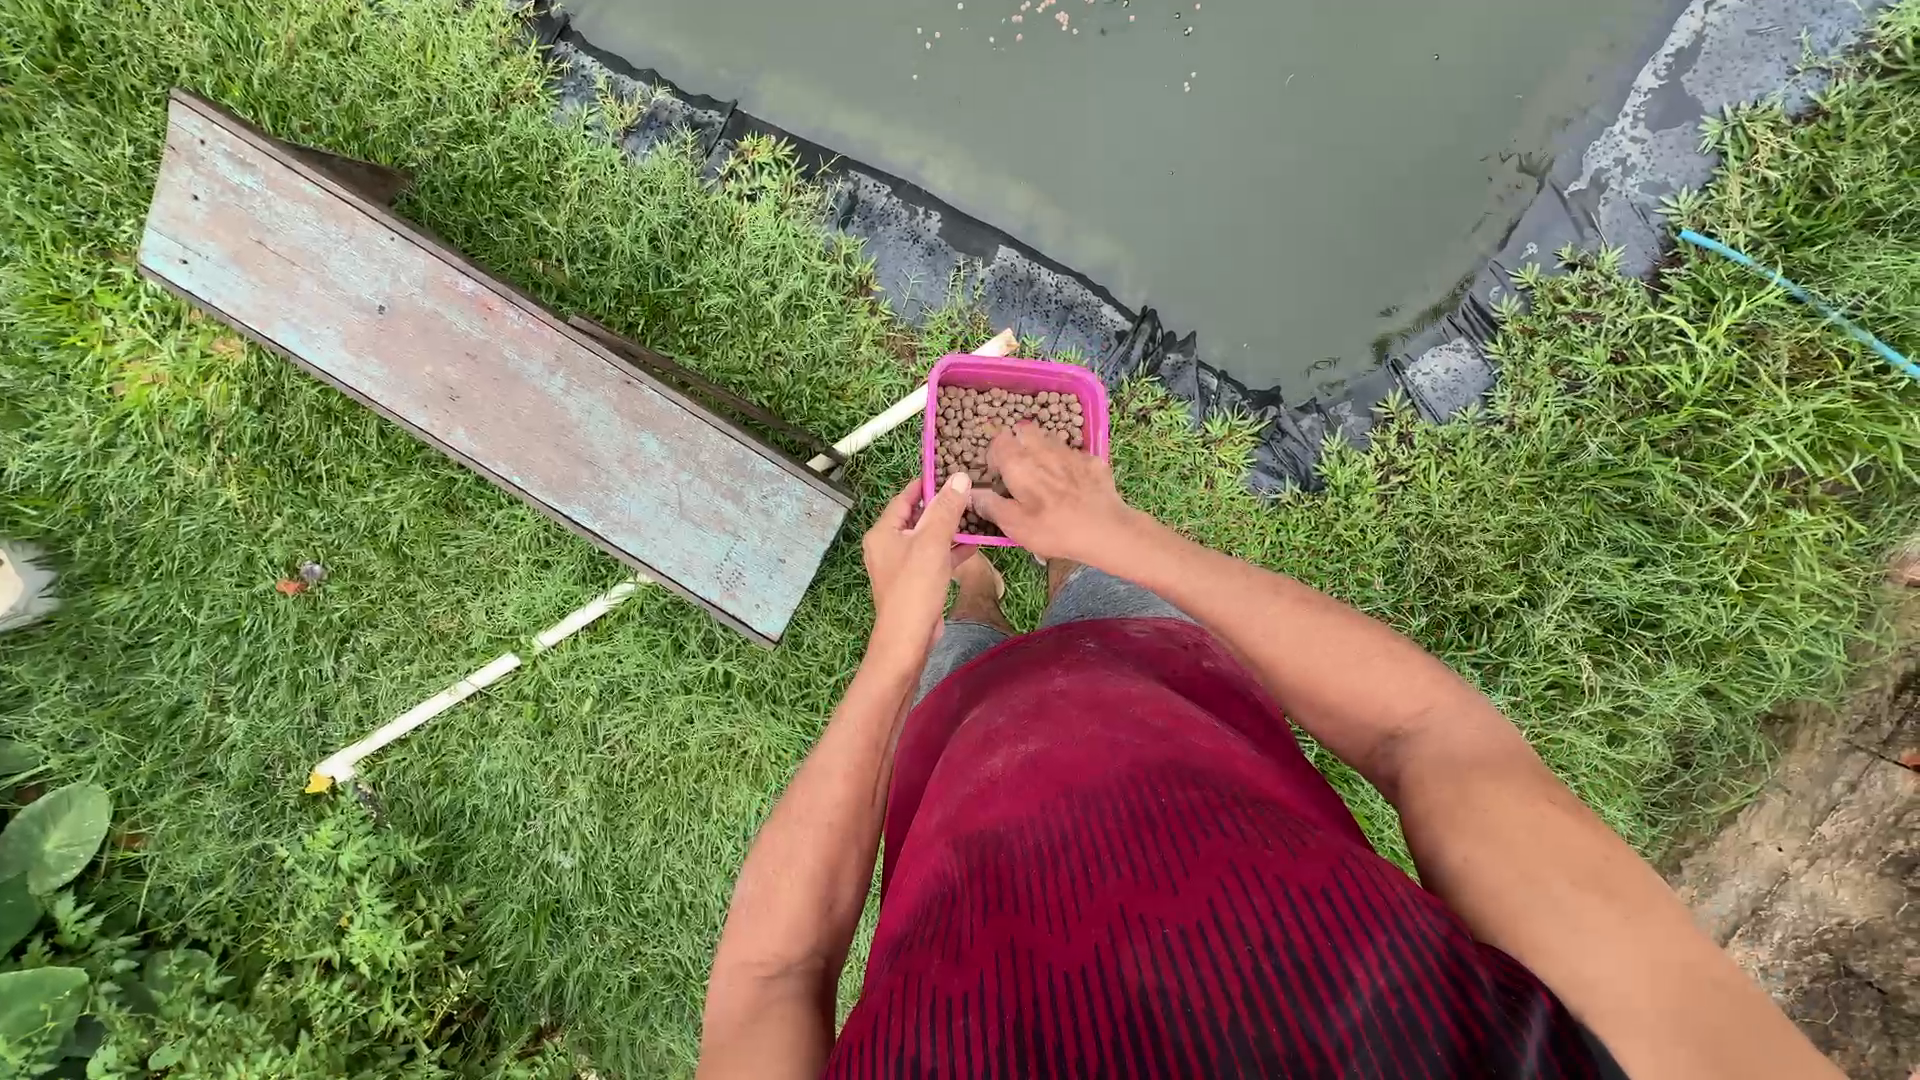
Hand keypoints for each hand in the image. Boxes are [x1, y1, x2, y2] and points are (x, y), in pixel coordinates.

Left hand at [862, 474, 973, 659]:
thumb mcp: (932, 542)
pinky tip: (976, 542)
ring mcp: (902, 564)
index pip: (905, 497)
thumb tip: (960, 478)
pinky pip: (935, 556)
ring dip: (951, 527)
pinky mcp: (917, 580)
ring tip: (977, 513)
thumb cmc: (915, 587)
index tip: (951, 471)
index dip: (927, 483)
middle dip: (944, 505)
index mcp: (883, 532)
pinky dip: (952, 549)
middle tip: (970, 491)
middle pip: (918, 516)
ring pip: (929, 537)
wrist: (908, 638)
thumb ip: (946, 509)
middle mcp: (888, 545)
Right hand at [973, 424, 1143, 563]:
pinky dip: (1068, 464)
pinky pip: (1074, 455)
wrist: (1104, 530)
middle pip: (1025, 431)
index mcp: (1019, 462)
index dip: (994, 455)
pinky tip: (1073, 484)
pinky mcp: (1093, 461)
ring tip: (1045, 476)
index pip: (998, 441)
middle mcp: (1043, 449)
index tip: (997, 475)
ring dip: (1043, 452)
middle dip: (1018, 444)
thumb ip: (990, 505)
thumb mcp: (1013, 524)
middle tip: (1019, 470)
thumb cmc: (1052, 528)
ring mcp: (1071, 452)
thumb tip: (972, 494)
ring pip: (1050, 440)